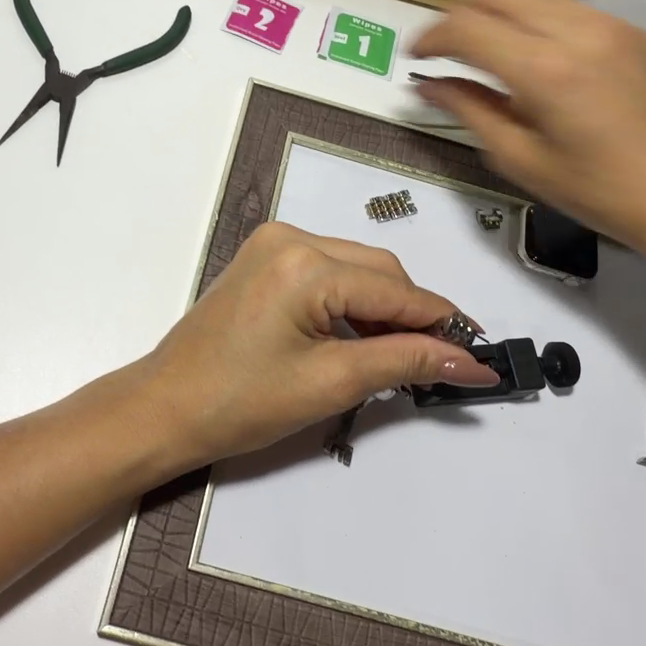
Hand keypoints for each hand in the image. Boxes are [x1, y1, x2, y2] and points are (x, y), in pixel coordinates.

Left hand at [129, 223, 498, 470]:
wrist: (166, 407)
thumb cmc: (240, 403)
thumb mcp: (331, 383)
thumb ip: (405, 361)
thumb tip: (468, 361)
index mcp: (305, 263)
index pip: (396, 289)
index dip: (443, 324)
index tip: (479, 356)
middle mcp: (290, 238)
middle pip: (379, 270)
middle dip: (413, 314)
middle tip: (441, 363)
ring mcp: (273, 244)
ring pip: (356, 268)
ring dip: (384, 308)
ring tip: (404, 356)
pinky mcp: (264, 259)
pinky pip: (328, 271)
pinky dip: (352, 301)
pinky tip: (363, 337)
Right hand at [412, 0, 645, 261]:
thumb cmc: (603, 194)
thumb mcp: (522, 160)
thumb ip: (470, 111)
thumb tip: (429, 85)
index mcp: (545, 71)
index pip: (468, 28)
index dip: (431, 37)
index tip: (415, 57)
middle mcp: (578, 32)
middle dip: (459, 14)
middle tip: (444, 50)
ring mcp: (612, 26)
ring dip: (497, 9)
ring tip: (482, 47)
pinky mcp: (634, 33)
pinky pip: (568, 5)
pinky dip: (534, 15)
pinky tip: (532, 54)